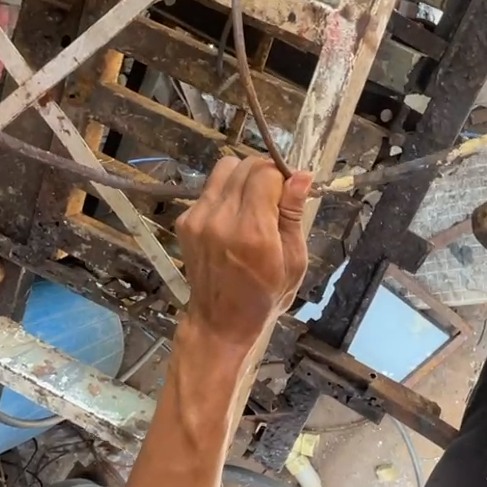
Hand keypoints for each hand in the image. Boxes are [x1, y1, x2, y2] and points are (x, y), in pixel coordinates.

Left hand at [175, 157, 311, 350]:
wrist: (220, 322)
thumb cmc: (265, 297)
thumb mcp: (294, 262)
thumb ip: (293, 215)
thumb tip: (301, 175)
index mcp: (252, 232)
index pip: (266, 172)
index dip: (282, 177)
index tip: (289, 194)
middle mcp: (221, 219)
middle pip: (245, 165)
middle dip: (265, 174)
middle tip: (274, 200)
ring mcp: (198, 218)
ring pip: (225, 169)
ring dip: (244, 179)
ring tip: (253, 205)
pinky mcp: (185, 221)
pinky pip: (210, 188)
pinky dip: (226, 194)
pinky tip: (233, 219)